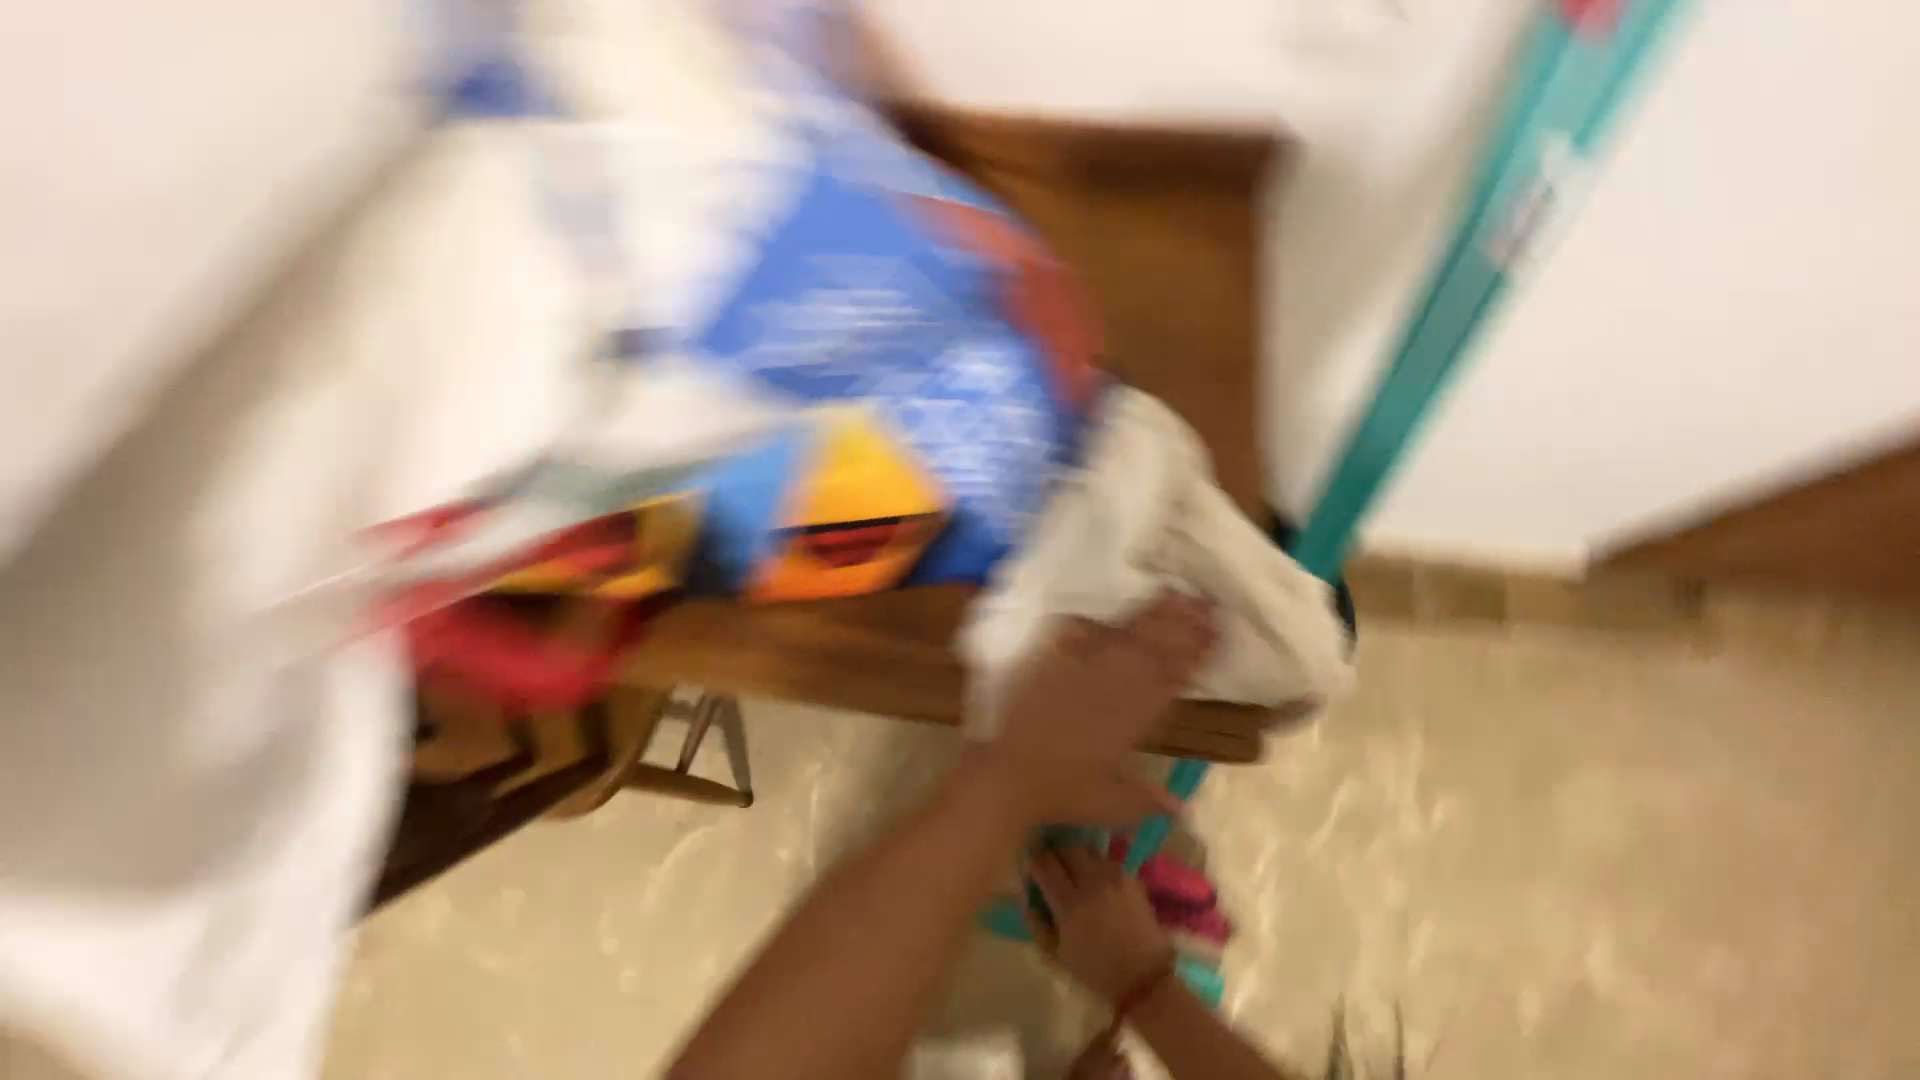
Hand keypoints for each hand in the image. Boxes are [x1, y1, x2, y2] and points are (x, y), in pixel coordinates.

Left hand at [972, 590, 1215, 823]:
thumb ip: (1146, 799)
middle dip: (1180, 624)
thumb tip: (1180, 807)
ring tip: (1171, 594)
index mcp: (1133, 718)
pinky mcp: (1047, 661)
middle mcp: (1111, 688)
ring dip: (1149, 616)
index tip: (1214, 632)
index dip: (1194, 654)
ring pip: (1122, 636)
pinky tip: (1102, 615)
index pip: (1171, 678)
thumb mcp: (1111, 804)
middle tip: (1203, 600)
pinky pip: (1073, 634)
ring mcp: (1078, 669)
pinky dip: (1090, 624)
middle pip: (1152, 649)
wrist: (1008, 777)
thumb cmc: (1062, 794)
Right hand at [1029, 846, 1174, 1004]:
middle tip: (1052, 869)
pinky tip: (1097, 882)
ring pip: (1087, 850)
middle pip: (1065, 848)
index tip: (1032, 870)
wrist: (1144, 978)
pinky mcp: (1132, 878)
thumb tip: (1027, 895)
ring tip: (1075, 873)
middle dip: (1054, 855)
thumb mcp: (1055, 955)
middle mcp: (1092, 883)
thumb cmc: (1095, 971)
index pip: (1043, 863)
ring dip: (1076, 857)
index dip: (1033, 861)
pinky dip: (1097, 865)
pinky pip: (1107, 860)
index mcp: (1069, 904)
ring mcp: (1114, 877)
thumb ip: (1035, 922)